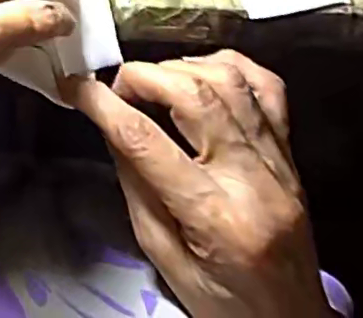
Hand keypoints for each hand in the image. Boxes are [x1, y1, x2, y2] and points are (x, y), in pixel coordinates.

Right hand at [68, 52, 330, 317]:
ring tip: (153, 85)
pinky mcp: (291, 154)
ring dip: (176, 68)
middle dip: (139, 77)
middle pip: (193, 95)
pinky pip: (266, 86)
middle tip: (117, 90)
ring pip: (228, 80)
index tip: (71, 86)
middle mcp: (255, 182)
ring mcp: (282, 164)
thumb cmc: (220, 298)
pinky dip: (224, 67)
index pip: (145, 138)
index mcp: (217, 218)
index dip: (98, 101)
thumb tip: (106, 118)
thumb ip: (133, 177)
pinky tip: (196, 75)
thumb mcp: (158, 247)